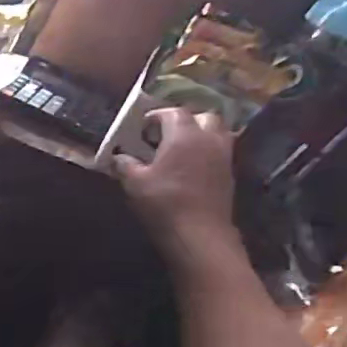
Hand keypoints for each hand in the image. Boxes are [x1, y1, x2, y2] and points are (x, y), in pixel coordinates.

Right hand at [114, 108, 237, 250]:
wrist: (199, 233)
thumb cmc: (164, 203)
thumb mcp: (135, 184)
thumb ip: (125, 165)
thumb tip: (118, 157)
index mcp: (183, 135)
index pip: (172, 112)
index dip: (156, 116)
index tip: (142, 126)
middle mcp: (208, 139)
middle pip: (202, 116)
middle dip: (184, 120)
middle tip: (166, 134)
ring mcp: (223, 156)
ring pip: (217, 132)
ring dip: (200, 134)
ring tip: (181, 149)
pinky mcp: (229, 173)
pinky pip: (220, 151)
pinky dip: (207, 151)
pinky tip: (191, 167)